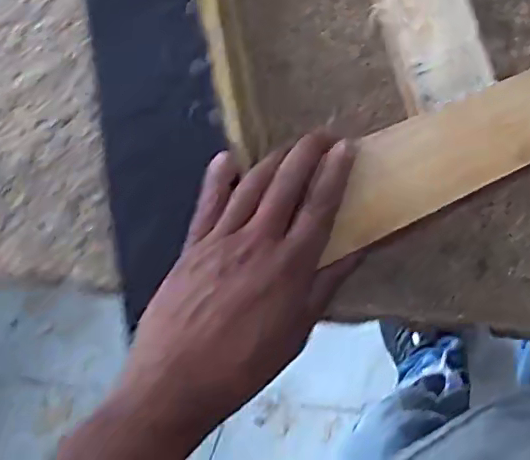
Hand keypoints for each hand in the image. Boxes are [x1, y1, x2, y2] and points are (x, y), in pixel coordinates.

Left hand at [60, 135, 362, 458]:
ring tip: (292, 145)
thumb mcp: (299, 328)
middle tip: (324, 135)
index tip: (347, 146)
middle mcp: (259, 243)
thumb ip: (329, 282)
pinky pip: (206, 207)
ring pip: (251, 187)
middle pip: (288, 183)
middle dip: (308, 152)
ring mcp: (221, 244)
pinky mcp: (190, 252)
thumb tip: (362, 248)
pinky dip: (217, 180)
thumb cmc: (244, 364)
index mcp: (291, 262)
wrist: (167, 393)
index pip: (320, 202)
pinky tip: (226, 158)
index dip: (336, 170)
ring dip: (275, 159)